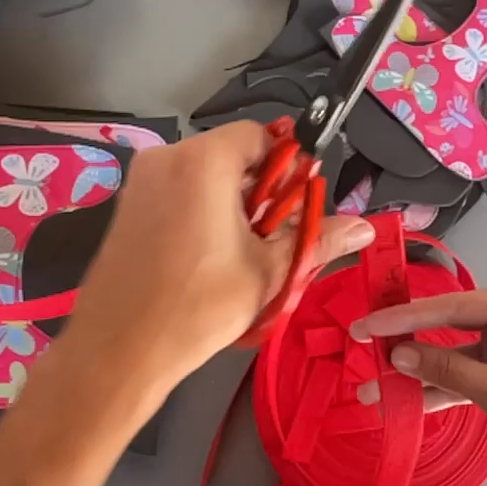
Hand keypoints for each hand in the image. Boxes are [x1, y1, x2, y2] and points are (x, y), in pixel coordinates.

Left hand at [61, 122, 373, 387]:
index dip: (287, 166)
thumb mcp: (270, 271)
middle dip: (262, 189)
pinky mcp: (126, 207)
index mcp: (203, 161)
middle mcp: (167, 159)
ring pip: (205, 176)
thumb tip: (365, 228)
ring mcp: (140, 182)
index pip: (260, 135)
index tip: (298, 204)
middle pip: (232, 154)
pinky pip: (178, 192)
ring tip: (246, 251)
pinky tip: (211, 256)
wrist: (120, 350)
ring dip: (234, 203)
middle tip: (276, 235)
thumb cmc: (200, 306)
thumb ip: (320, 240)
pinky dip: (203, 212)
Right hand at [349, 289, 486, 485]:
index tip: (367, 323)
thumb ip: (447, 370)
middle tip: (360, 343)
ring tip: (373, 385)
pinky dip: (438, 389)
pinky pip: (464, 377)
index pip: (454, 306)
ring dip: (417, 372)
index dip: (406, 316)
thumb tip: (397, 354)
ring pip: (452, 355)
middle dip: (406, 340)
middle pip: (449, 326)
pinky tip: (404, 401)